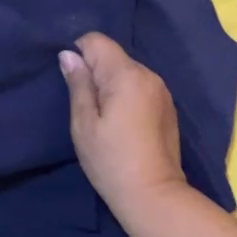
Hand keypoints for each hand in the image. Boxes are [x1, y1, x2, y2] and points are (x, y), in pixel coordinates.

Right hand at [60, 33, 189, 217]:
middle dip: (95, 70)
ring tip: (103, 115)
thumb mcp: (84, 124)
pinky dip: (126, 94)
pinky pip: (140, 86)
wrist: (155, 196)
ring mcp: (161, 90)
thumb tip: (69, 55)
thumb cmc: (111, 160)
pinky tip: (122, 121)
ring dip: (111, 83)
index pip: (96, 40)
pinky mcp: (167, 106)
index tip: (72, 81)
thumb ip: (78, 85)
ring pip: (126, 70)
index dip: (79, 54)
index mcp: (126, 74)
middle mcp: (148, 74)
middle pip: (113, 55)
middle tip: (85, 104)